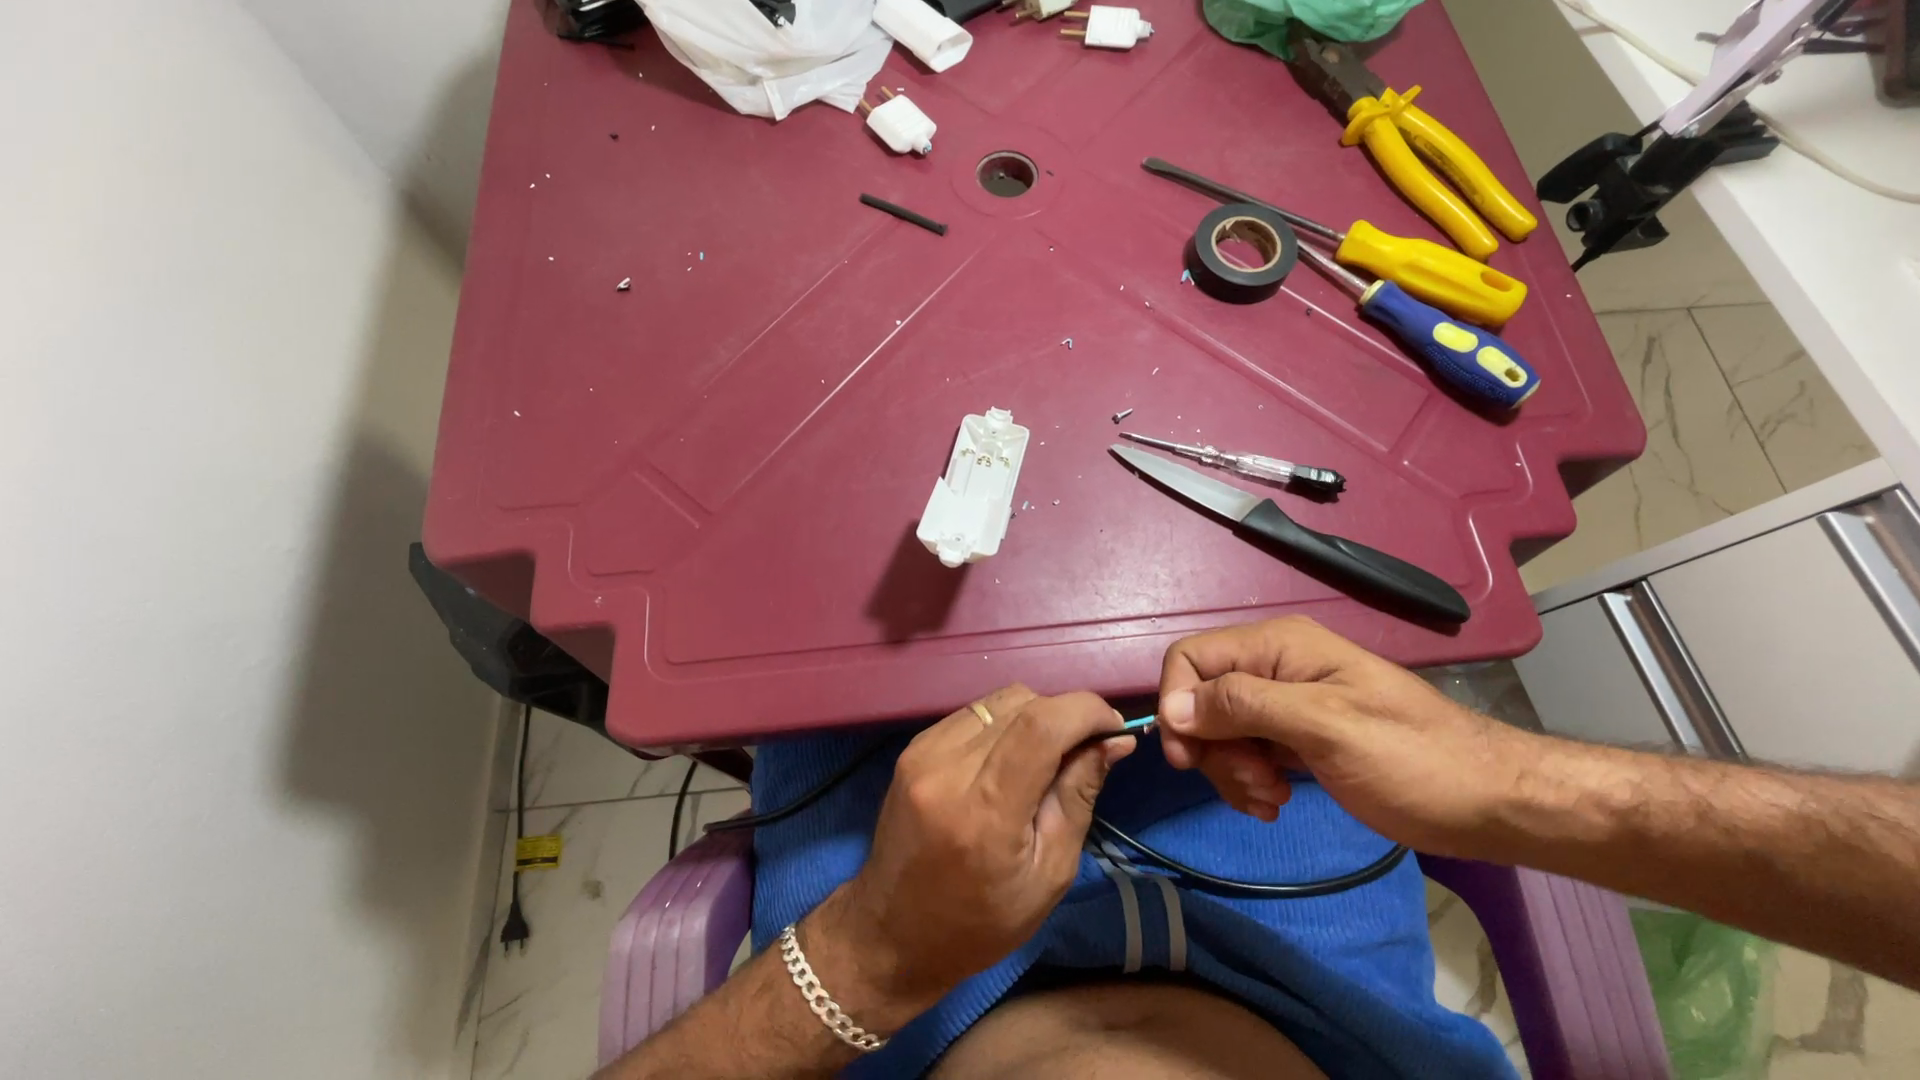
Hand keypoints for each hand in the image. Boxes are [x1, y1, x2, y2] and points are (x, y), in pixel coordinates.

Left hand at [813, 685, 1133, 1011]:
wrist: (894, 933)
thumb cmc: (982, 921)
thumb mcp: (1050, 872)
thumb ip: (1079, 796)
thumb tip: (1114, 740)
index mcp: (985, 810)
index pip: (1041, 725)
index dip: (1086, 711)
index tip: (1114, 727)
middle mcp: (947, 768)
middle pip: (1022, 702)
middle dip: (1065, 715)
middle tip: (1085, 750)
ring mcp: (923, 753)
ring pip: (997, 701)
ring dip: (1034, 716)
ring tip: (1046, 759)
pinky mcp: (911, 748)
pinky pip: (972, 713)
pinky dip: (1003, 725)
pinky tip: (1009, 760)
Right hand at [1157, 617, 1535, 856]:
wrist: (1487, 802)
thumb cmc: (1414, 760)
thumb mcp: (1325, 726)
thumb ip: (1246, 706)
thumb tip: (1174, 707)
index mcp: (1279, 647)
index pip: (1191, 658)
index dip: (1178, 703)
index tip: (1190, 758)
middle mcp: (1275, 666)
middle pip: (1200, 699)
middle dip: (1213, 747)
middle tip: (1253, 785)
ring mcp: (1285, 703)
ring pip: (1218, 731)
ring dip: (1232, 770)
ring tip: (1273, 797)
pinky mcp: (1295, 737)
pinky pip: (1244, 752)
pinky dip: (1248, 780)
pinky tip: (1276, 801)